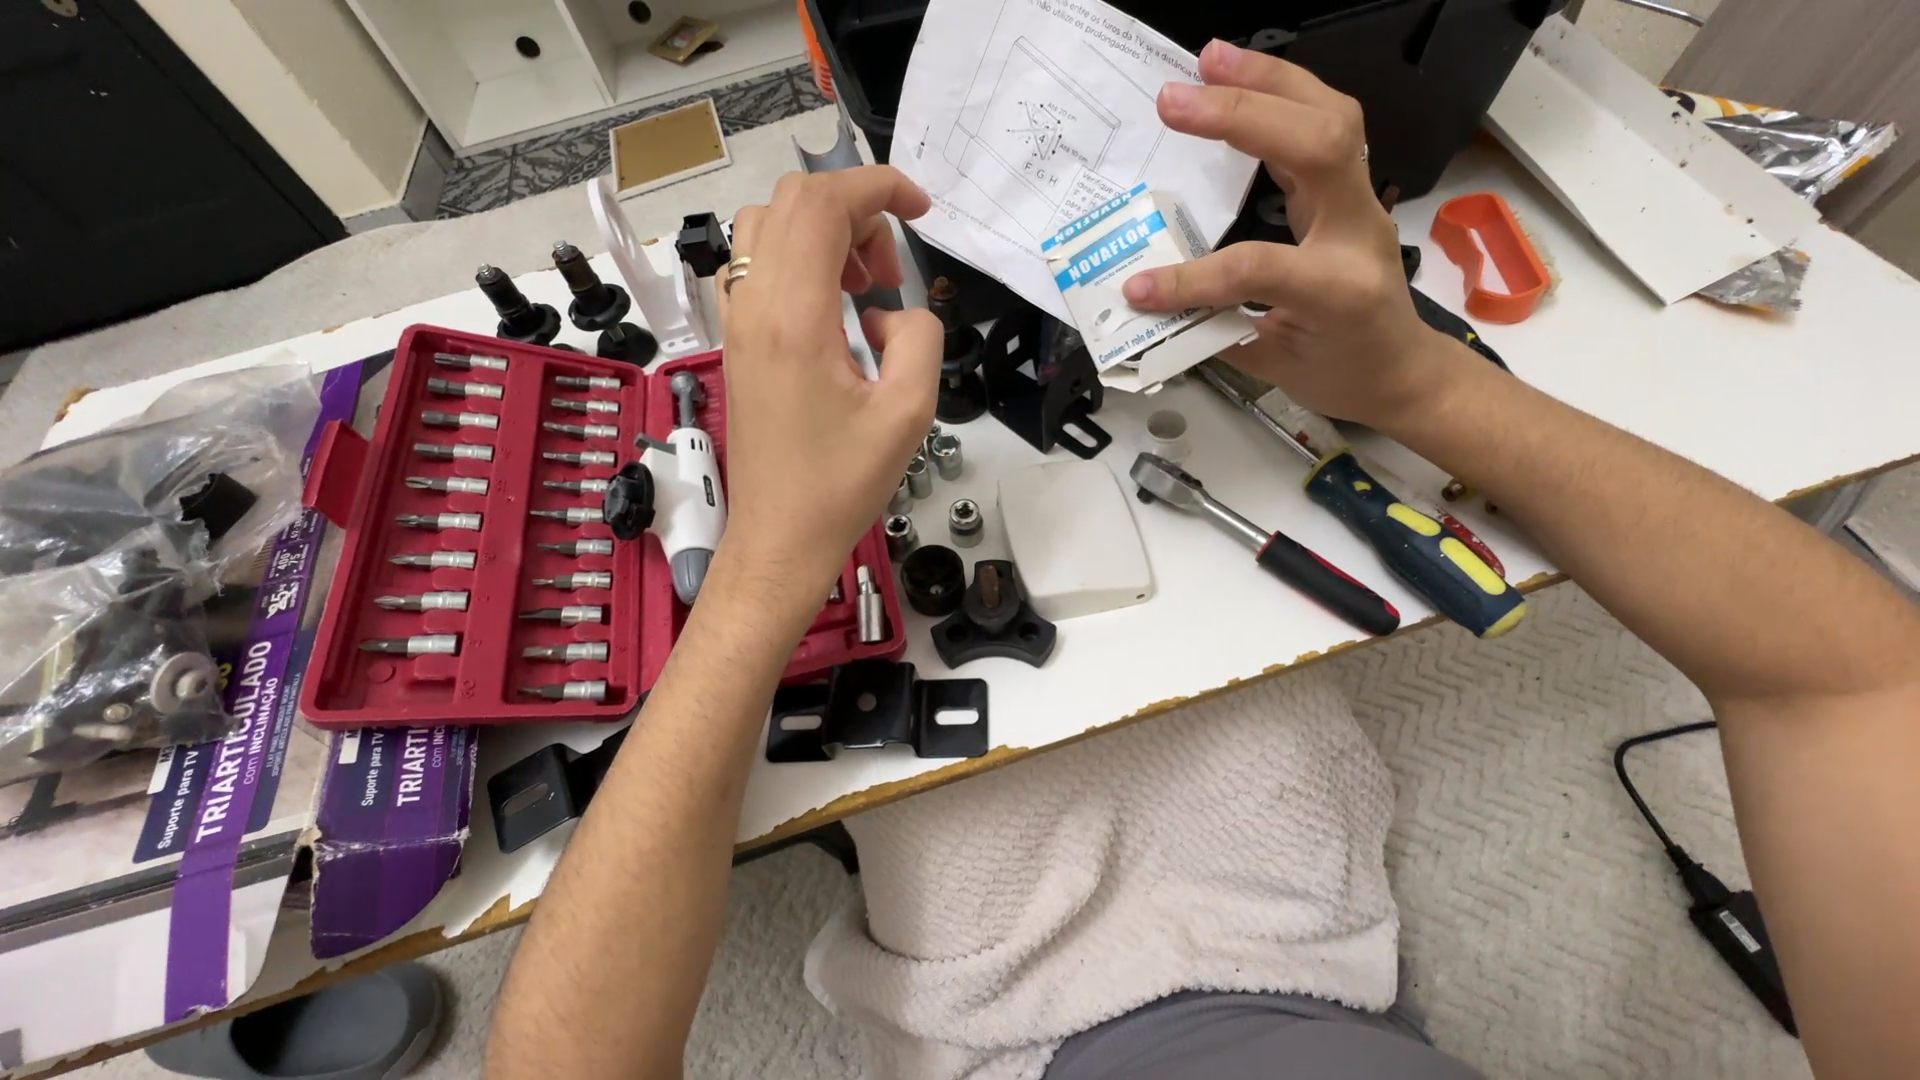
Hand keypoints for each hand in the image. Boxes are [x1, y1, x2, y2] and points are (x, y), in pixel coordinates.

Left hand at [715, 167, 941, 599]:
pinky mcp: (737, 344)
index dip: (878, 185)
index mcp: (795, 317)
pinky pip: (757, 269)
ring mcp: (737, 323)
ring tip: (866, 289)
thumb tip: (893, 313)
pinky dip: (799, 262)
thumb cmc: (841, 486)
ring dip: (824, 234)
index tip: (922, 207)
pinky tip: (833, 313)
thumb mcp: (909, 413)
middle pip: (792, 203)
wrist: (779, 538)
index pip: (824, 204)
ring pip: (767, 229)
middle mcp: (754, 306)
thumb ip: (919, 336)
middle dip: (855, 211)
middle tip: (891, 271)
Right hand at [1121, 40, 1451, 428]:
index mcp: (1337, 289)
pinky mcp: (1355, 189)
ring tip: (1209, 60)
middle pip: (1318, 144)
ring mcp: (1363, 203)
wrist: (1402, 371)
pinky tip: (1242, 82)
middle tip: (1173, 97)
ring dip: (1268, 80)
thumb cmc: (1341, 375)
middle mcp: (1358, 232)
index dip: (1191, 278)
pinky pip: (1330, 124)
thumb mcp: (1272, 366)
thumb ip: (1212, 330)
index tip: (1138, 289)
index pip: (1256, 266)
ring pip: (1332, 116)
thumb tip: (1152, 303)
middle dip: (1243, 114)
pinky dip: (1285, 94)